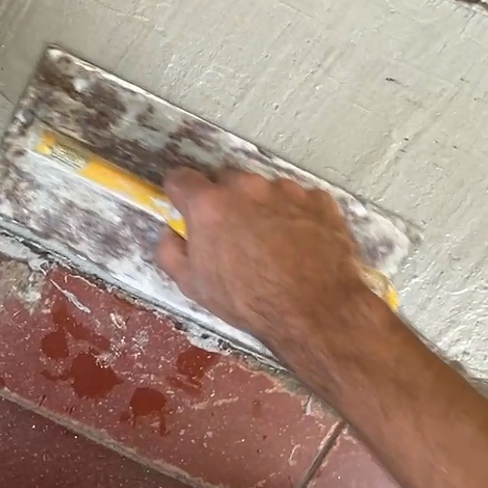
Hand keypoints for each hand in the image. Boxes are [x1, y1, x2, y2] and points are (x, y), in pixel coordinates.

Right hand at [158, 168, 381, 363]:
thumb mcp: (191, 284)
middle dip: (222, 200)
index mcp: (208, 205)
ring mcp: (286, 190)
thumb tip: (170, 233)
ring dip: (258, 206)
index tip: (184, 205)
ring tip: (268, 242)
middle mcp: (245, 188)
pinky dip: (292, 214)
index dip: (179, 193)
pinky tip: (296, 243)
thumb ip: (169, 251)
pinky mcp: (318, 199)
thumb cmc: (248, 300)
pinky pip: (297, 199)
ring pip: (262, 189)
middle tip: (229, 232)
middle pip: (224, 180)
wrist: (315, 310)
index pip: (180, 178)